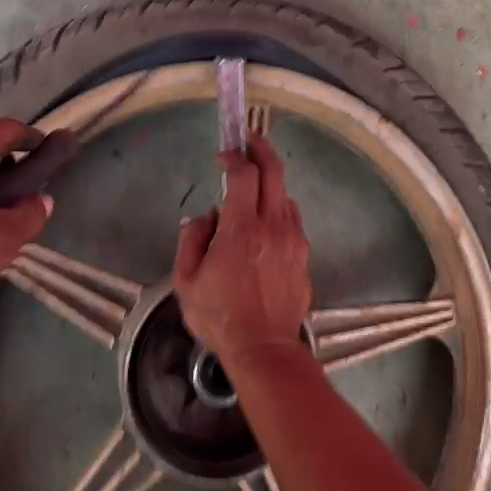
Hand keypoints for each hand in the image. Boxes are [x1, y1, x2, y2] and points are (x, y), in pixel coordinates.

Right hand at [172, 137, 311, 364]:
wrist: (264, 349)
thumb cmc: (221, 317)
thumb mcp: (186, 282)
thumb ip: (192, 240)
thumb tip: (206, 217)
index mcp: (241, 230)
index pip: (243, 175)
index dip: (233, 157)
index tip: (222, 155)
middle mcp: (272, 226)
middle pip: (274, 171)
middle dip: (261, 149)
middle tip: (249, 141)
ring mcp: (293, 240)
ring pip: (285, 195)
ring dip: (269, 184)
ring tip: (252, 191)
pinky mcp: (303, 255)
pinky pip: (291, 220)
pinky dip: (278, 211)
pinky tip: (265, 224)